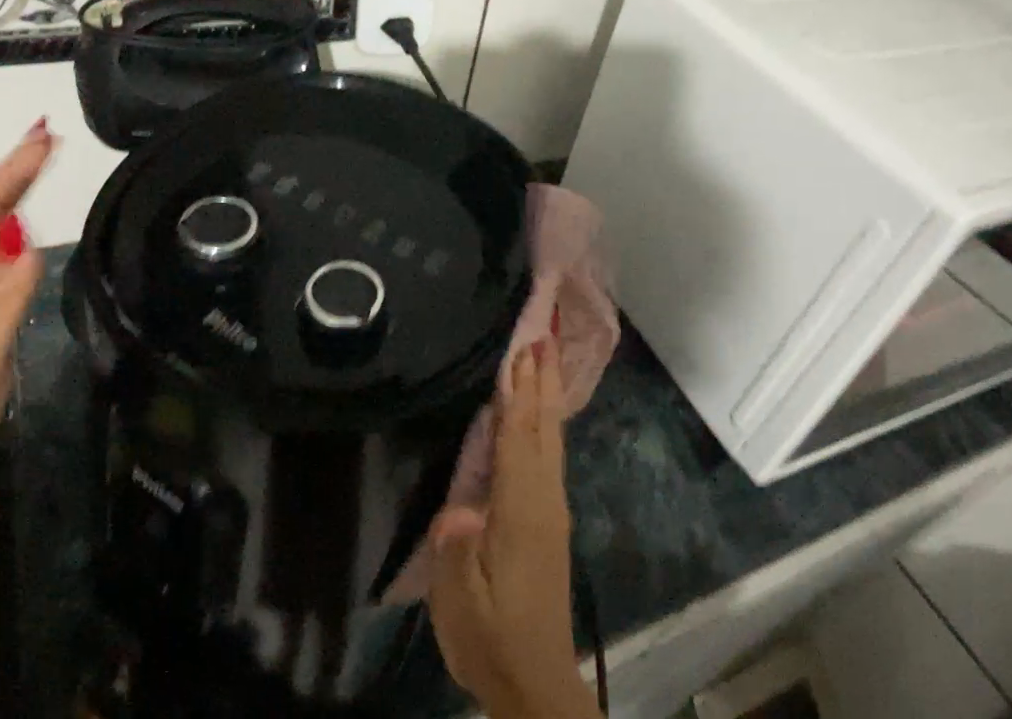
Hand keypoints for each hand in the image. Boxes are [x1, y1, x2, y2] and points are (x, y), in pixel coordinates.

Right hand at [428, 339, 600, 718]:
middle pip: (545, 430)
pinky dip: (545, 428)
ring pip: (552, 442)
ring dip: (547, 399)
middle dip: (542, 381)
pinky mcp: (550, 524)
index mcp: (522, 511)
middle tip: (541, 334)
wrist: (535, 678)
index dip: (520, 391)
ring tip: (543, 361)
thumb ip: (459, 548)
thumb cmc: (491, 635)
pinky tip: (539, 421)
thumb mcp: (462, 599)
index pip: (521, 438)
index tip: (524, 347)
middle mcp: (546, 501)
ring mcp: (552, 511)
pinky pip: (549, 459)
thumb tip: (459, 508)